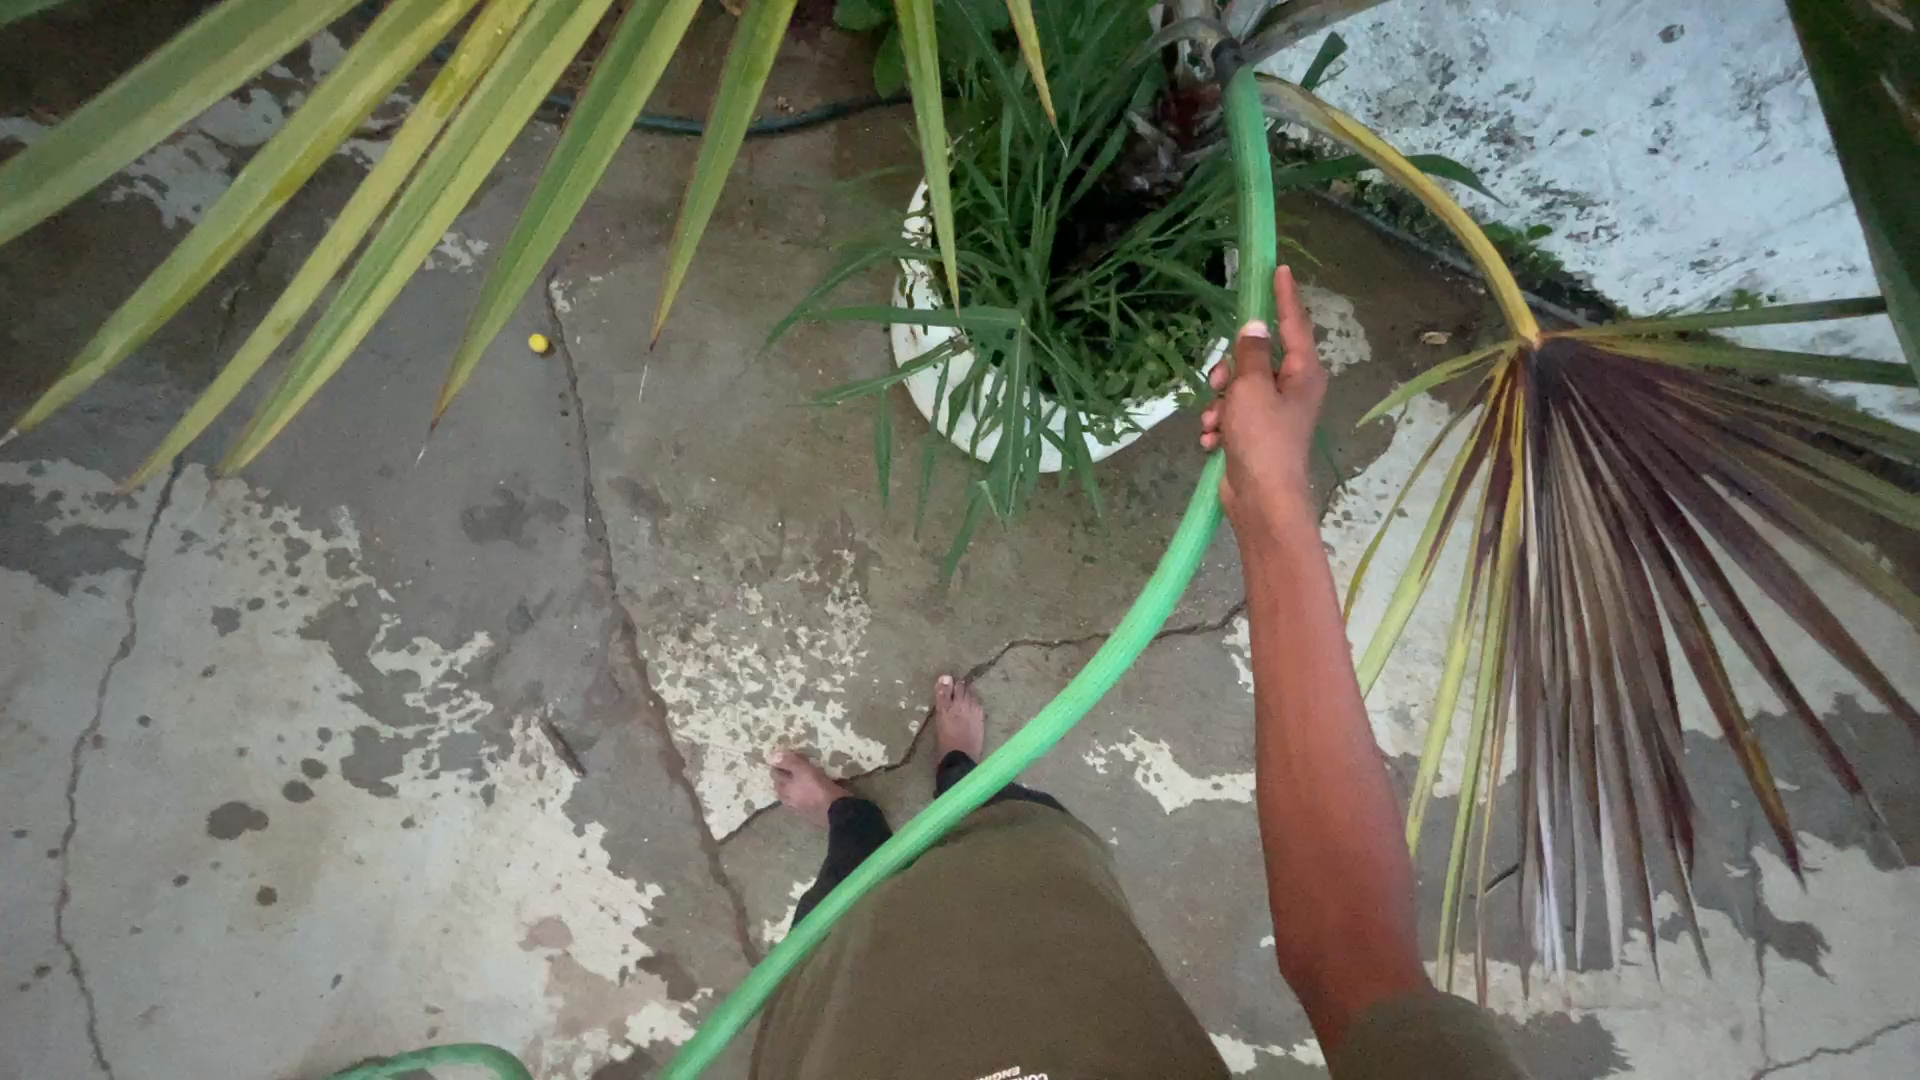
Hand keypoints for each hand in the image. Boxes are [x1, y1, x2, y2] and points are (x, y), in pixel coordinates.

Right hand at [1200, 265, 1327, 540]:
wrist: (1261, 498)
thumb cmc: (1262, 439)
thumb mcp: (1250, 389)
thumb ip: (1249, 355)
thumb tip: (1255, 326)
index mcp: (1302, 372)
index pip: (1293, 324)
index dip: (1283, 296)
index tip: (1280, 268)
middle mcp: (1292, 389)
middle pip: (1255, 359)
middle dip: (1228, 372)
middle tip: (1217, 384)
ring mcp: (1273, 414)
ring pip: (1236, 391)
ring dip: (1217, 405)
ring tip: (1212, 423)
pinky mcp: (1254, 436)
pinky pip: (1230, 418)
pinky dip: (1217, 427)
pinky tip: (1211, 442)